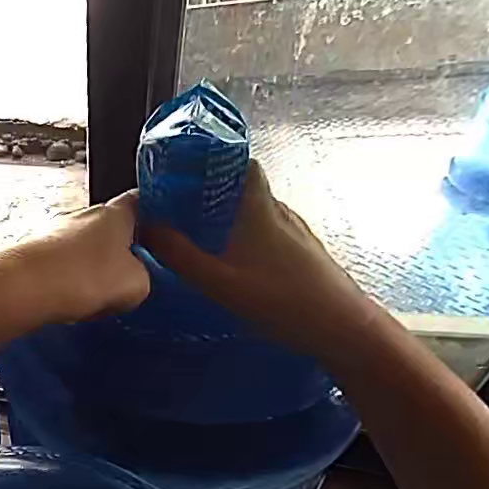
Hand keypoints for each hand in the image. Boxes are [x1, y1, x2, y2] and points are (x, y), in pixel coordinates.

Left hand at [0, 191, 149, 337]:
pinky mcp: (41, 255)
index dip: (158, 215)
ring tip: (105, 300)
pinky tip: (78, 305)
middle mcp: (87, 215)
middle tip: (140, 280)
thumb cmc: (83, 277)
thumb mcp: (137, 284)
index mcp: (116, 213)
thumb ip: (146, 278)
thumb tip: (135, 281)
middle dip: (128, 254)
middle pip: (117, 230)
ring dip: (100, 273)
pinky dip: (76, 284)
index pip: (144, 201)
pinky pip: (70, 268)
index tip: (169, 234)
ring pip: (92, 252)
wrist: (22, 289)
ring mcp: (60, 233)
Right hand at [141, 164, 381, 360]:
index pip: (239, 161)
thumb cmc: (281, 299)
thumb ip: (179, 254)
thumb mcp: (218, 280)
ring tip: (200, 238)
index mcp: (259, 206)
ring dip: (228, 219)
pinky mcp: (304, 255)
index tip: (182, 172)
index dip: (212, 160)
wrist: (343, 328)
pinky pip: (267, 235)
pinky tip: (234, 264)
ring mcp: (296, 233)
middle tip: (179, 211)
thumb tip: (145, 228)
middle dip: (211, 194)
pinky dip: (245, 239)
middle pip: (242, 188)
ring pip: (255, 214)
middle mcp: (280, 212)